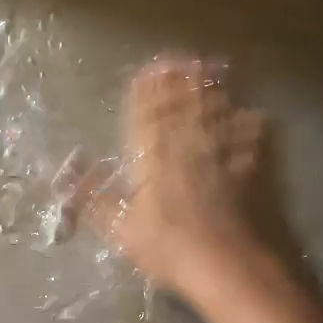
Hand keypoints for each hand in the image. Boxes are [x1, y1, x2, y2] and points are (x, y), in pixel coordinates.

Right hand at [90, 56, 270, 297]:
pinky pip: (246, 145)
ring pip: (214, 119)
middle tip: (186, 58)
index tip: (150, 69)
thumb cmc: (165, 246)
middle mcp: (185, 151)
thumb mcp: (119, 227)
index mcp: (152, 160)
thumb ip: (93, 198)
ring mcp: (217, 161)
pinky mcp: (242, 177)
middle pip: (184, 110)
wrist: (221, 264)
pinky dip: (249, 128)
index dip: (148, 93)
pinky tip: (256, 116)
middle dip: (182, 83)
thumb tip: (67, 174)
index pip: (147, 118)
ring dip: (213, 94)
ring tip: (215, 72)